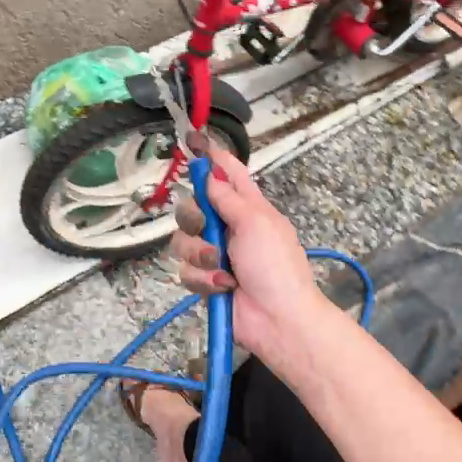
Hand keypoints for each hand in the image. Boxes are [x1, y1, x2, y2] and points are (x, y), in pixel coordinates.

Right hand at [169, 138, 332, 361]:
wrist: (278, 320)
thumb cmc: (275, 265)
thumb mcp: (256, 222)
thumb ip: (227, 197)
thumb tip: (208, 173)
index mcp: (248, 206)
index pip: (227, 172)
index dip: (211, 157)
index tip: (192, 141)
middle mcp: (229, 226)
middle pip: (193, 206)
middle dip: (194, 217)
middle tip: (206, 227)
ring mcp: (216, 254)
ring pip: (183, 240)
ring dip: (200, 254)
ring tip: (221, 267)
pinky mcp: (206, 280)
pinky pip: (186, 271)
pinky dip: (202, 279)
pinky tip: (222, 287)